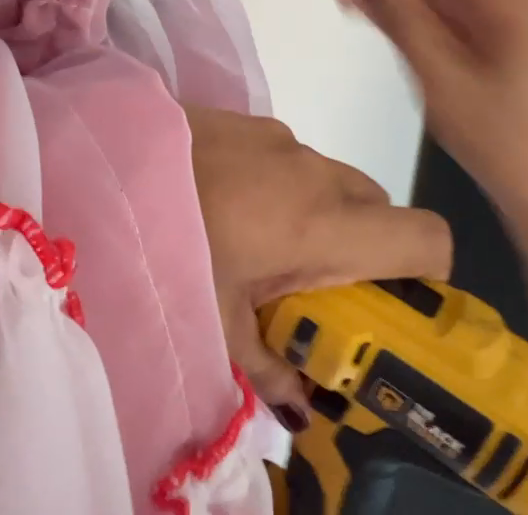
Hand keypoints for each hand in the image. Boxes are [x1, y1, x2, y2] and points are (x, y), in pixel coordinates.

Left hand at [186, 105, 453, 417]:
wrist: (100, 152)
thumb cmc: (163, 242)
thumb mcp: (212, 318)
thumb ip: (267, 366)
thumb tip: (302, 407)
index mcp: (323, 224)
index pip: (426, 236)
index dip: (427, 272)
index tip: (393, 303)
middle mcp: (314, 172)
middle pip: (379, 207)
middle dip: (365, 248)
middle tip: (317, 288)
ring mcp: (278, 136)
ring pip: (333, 179)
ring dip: (320, 215)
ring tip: (260, 248)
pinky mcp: (245, 118)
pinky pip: (289, 156)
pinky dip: (282, 184)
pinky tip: (226, 204)